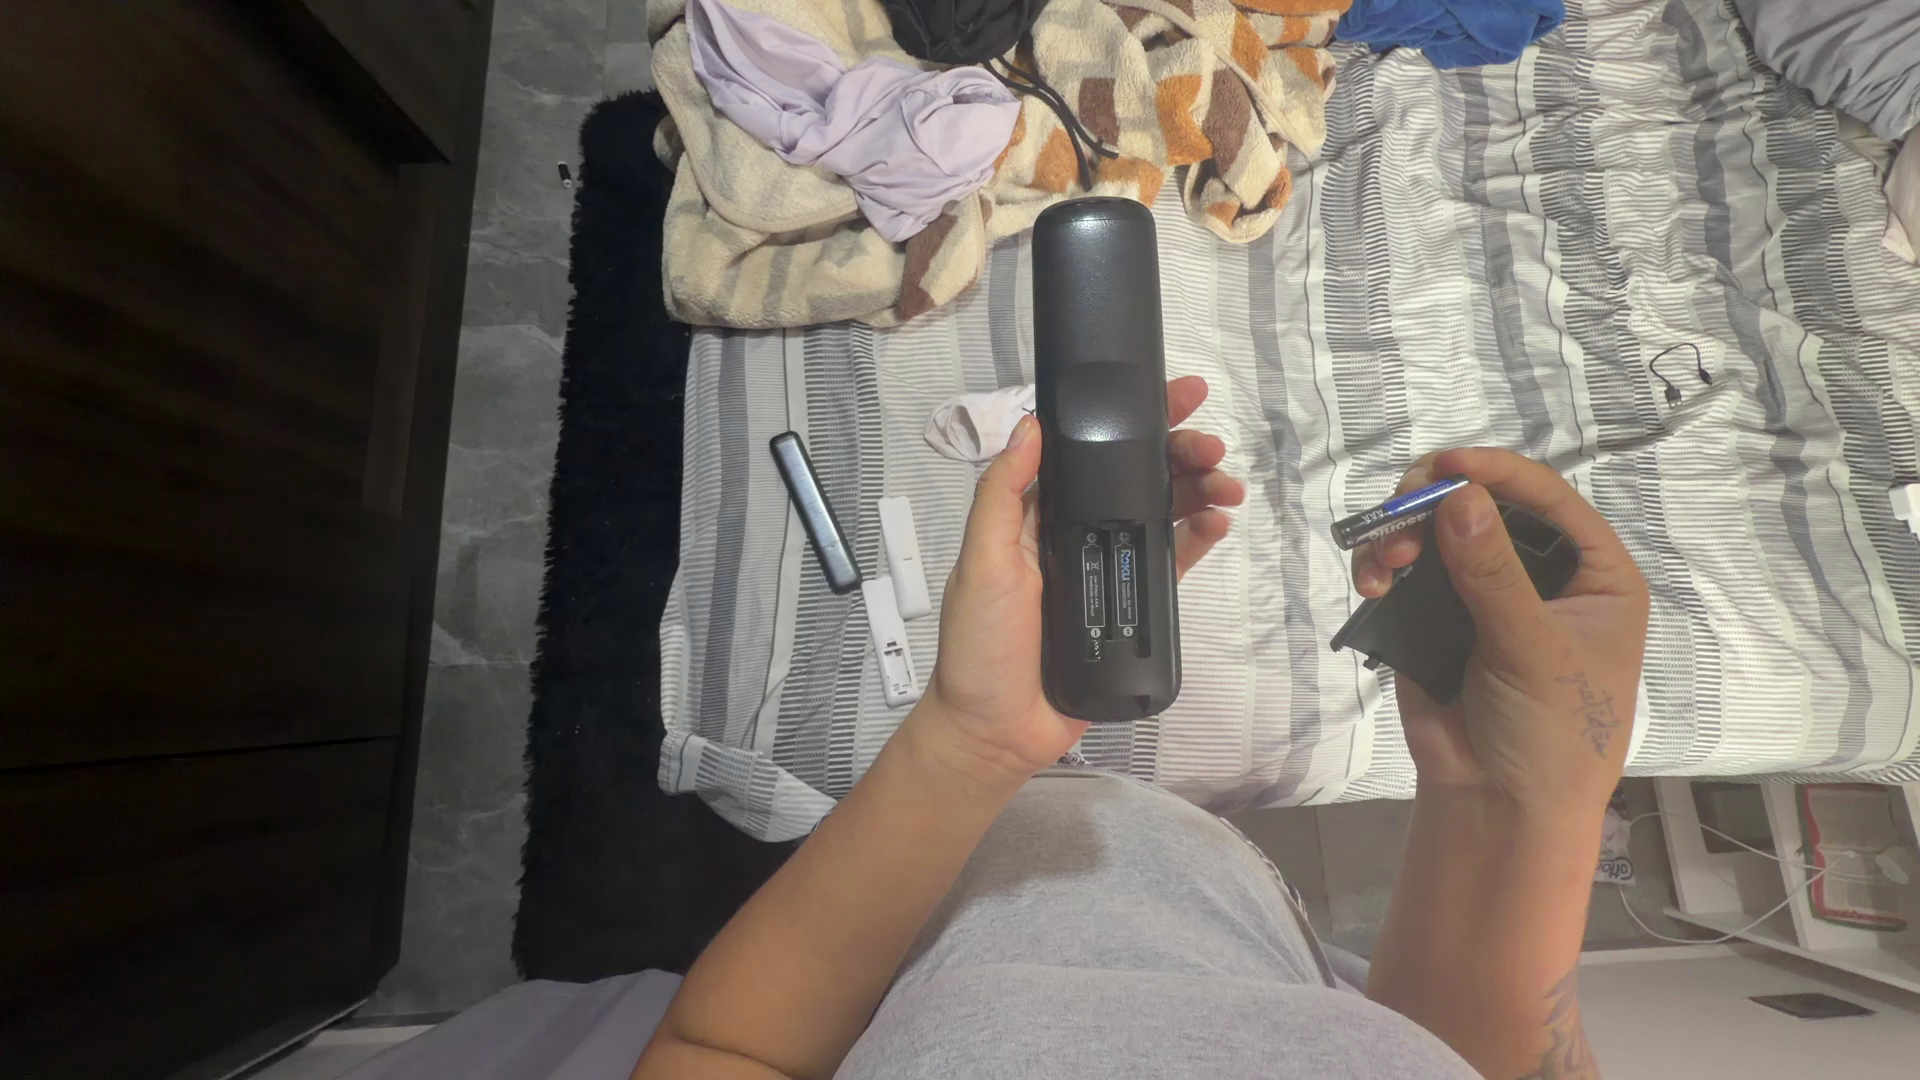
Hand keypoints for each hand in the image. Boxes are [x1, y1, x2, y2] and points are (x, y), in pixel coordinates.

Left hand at [909, 376, 1245, 790]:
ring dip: (1196, 490)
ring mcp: (1104, 566)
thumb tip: (1031, 425)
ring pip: (1159, 514)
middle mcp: (1073, 531)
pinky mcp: (1128, 603)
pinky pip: (1168, 562)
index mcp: (1036, 514)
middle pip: (1133, 477)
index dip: (1129, 419)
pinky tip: (1218, 521)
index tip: (1176, 395)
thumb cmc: (982, 643)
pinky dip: (1197, 538)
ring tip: (1227, 484)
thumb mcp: (981, 561)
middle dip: (1176, 453)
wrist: (999, 727)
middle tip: (1212, 447)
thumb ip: (1002, 494)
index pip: (1087, 451)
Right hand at [1350, 449, 1649, 819]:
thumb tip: (1457, 495)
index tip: (1439, 465)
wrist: (1495, 798)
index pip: (1544, 498)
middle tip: (1397, 518)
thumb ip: (1493, 573)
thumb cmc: (1549, 729)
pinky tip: (1370, 589)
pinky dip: (1379, 569)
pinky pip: (1400, 571)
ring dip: (1397, 539)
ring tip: (1380, 570)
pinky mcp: (1429, 615)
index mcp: (1588, 573)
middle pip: (1477, 506)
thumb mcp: (1532, 649)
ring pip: (1429, 534)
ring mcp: (1477, 593)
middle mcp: (1533, 573)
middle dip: (1430, 506)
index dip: (1493, 472)